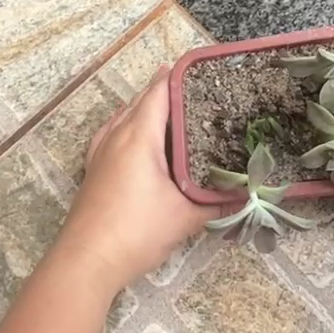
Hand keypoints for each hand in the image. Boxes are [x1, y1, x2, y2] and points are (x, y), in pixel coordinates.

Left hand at [54, 66, 215, 292]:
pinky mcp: (93, 170)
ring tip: (168, 109)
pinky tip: (131, 136)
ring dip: (144, 108)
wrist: (85, 262)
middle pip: (141, 101)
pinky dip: (125, 125)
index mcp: (139, 135)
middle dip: (164, 91)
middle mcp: (117, 135)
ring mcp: (101, 152)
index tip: (199, 70)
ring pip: (124, 116)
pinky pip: (111, 133)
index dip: (177, 77)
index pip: (158, 92)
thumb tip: (248, 195)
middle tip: (194, 90)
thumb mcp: (184, 217)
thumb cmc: (135, 231)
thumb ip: (218, 203)